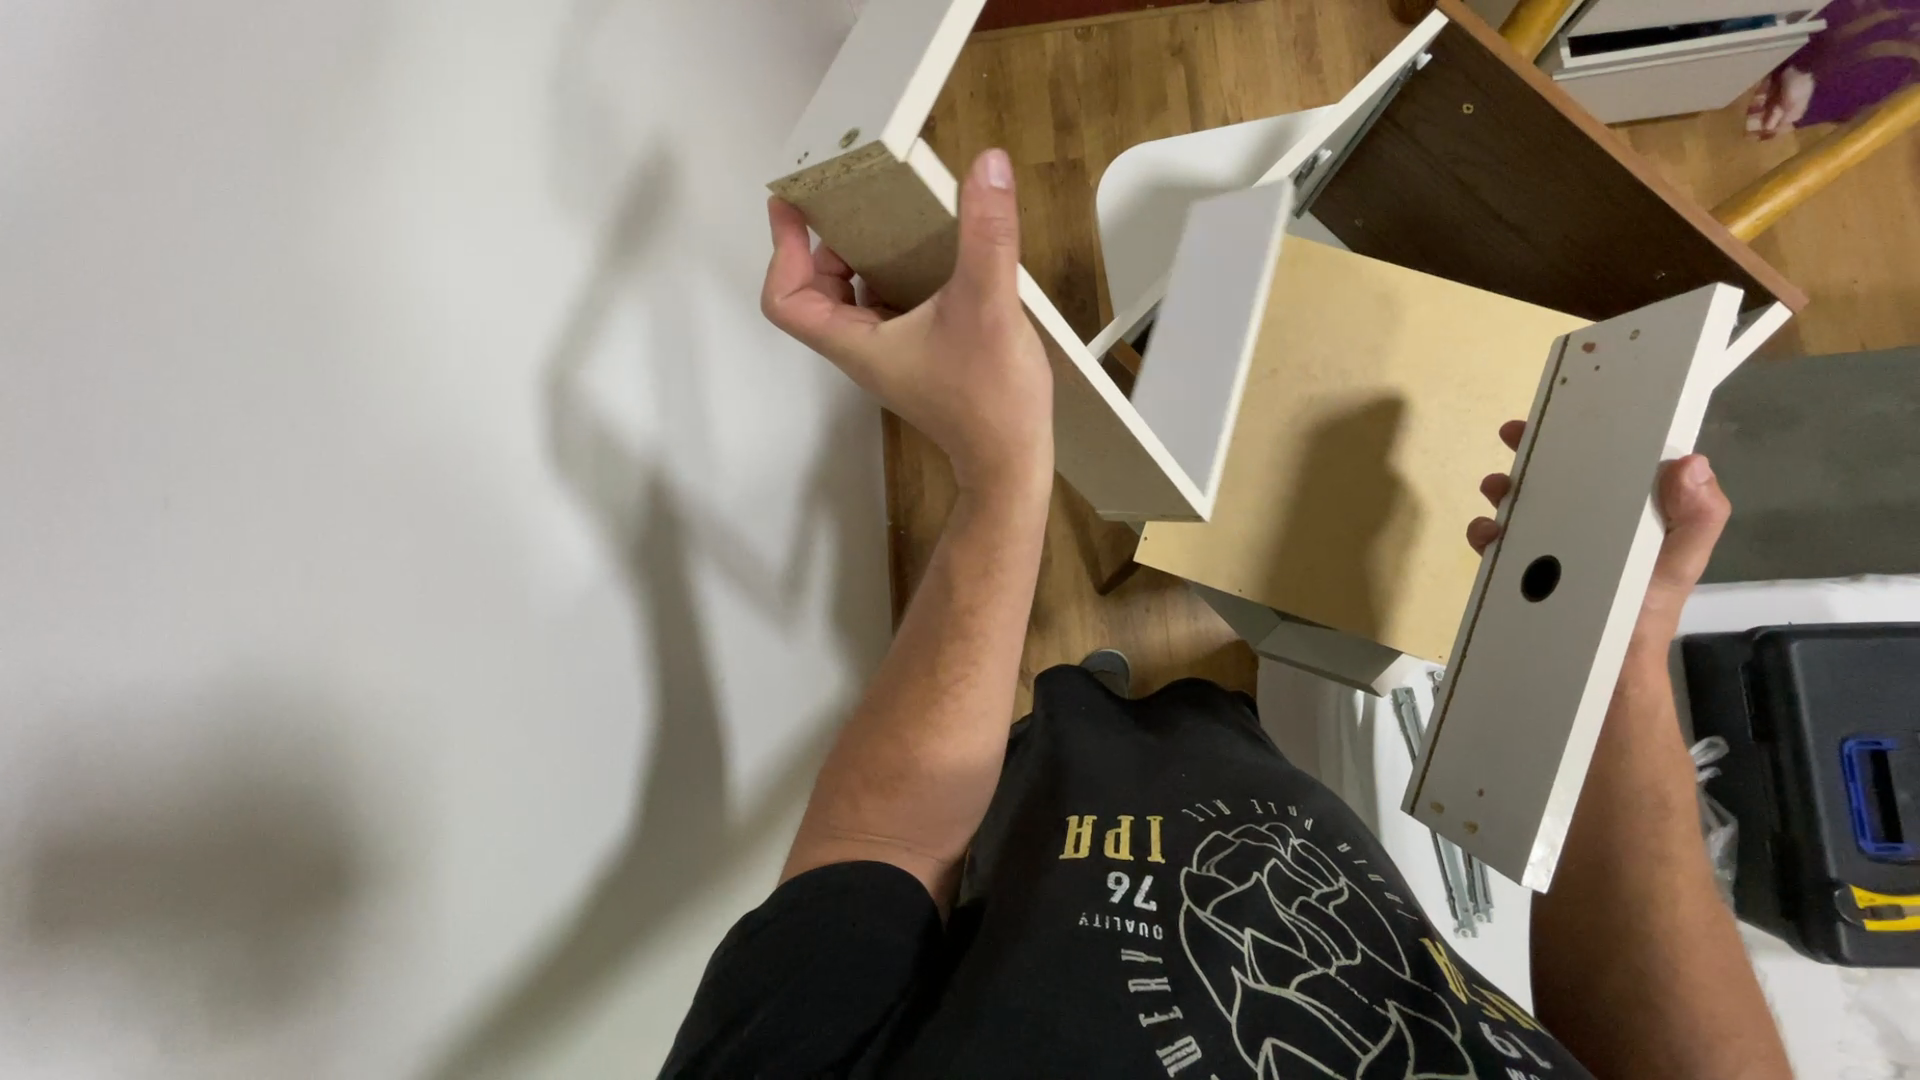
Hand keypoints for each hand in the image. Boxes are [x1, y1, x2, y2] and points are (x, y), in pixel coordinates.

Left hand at [761, 148, 1054, 497]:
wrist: (1012, 459)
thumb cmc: (990, 397)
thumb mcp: (989, 306)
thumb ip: (988, 235)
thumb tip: (987, 163)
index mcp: (858, 342)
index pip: (786, 301)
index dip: (781, 251)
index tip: (793, 208)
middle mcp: (864, 351)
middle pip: (812, 295)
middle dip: (820, 247)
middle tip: (848, 204)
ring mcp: (890, 358)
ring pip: (849, 302)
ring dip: (857, 260)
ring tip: (887, 218)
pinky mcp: (916, 359)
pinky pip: (885, 310)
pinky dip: (890, 277)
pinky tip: (926, 254)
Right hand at [1466, 420, 1730, 642]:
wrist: (1600, 670)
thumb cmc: (1642, 613)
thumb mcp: (1679, 564)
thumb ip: (1695, 519)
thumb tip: (1687, 461)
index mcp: (1624, 514)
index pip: (1606, 465)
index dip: (1588, 435)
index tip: (1568, 411)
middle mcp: (1581, 524)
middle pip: (1554, 476)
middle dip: (1532, 451)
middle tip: (1514, 435)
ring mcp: (1543, 546)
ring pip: (1517, 503)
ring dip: (1503, 489)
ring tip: (1497, 487)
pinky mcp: (1513, 569)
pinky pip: (1492, 542)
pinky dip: (1484, 531)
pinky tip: (1489, 535)